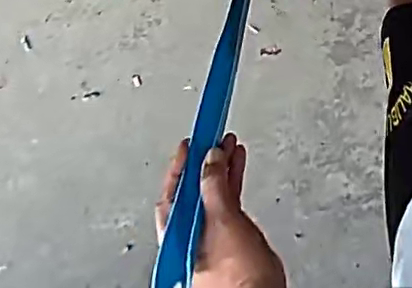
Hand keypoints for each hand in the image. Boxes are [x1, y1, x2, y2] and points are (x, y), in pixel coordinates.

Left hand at [155, 134, 285, 287]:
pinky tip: (237, 164)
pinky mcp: (230, 240)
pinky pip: (226, 201)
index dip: (181, 165)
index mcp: (179, 237)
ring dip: (220, 167)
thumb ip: (214, 187)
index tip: (190, 142)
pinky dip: (231, 180)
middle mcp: (190, 239)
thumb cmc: (238, 280)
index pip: (173, 193)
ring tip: (229, 145)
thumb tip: (209, 158)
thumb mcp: (224, 222)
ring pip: (211, 193)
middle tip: (211, 137)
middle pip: (193, 191)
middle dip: (205, 162)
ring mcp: (211, 239)